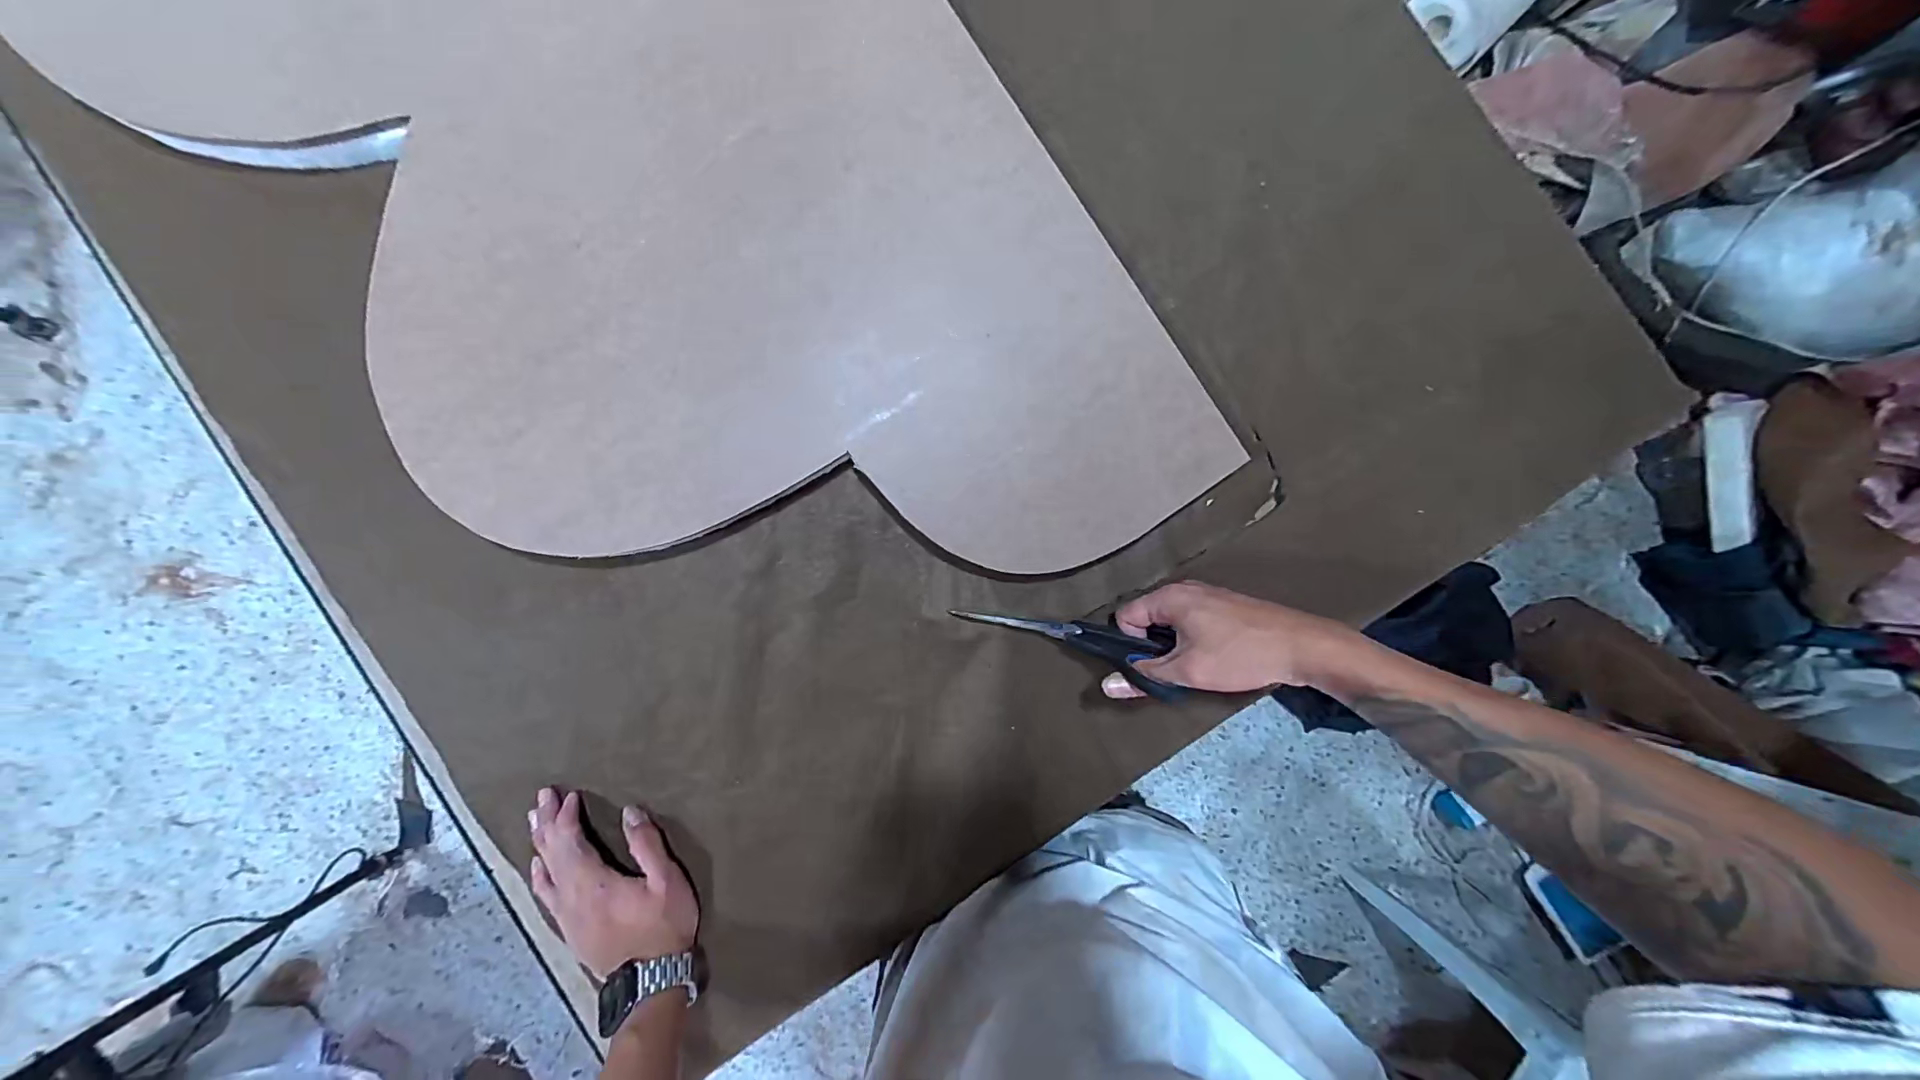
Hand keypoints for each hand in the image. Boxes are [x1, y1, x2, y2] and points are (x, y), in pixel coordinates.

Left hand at [528, 788, 698, 978]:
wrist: (650, 979)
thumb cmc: (663, 926)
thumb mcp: (666, 881)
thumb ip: (647, 845)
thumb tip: (630, 812)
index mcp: (593, 882)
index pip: (571, 842)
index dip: (567, 817)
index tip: (569, 795)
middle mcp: (571, 897)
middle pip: (552, 854)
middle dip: (547, 823)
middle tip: (541, 797)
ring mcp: (566, 915)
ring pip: (545, 873)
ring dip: (540, 844)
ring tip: (535, 821)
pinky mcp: (568, 928)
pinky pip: (545, 895)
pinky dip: (539, 876)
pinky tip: (537, 866)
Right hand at [1103, 581, 1363, 698]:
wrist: (1302, 646)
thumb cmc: (1241, 655)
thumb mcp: (1188, 671)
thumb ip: (1145, 675)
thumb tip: (1108, 684)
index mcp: (1169, 597)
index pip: (1125, 617)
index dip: (1130, 645)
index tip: (1151, 665)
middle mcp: (1184, 589)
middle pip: (1147, 618)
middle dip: (1152, 646)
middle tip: (1174, 670)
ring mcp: (1206, 594)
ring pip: (1170, 621)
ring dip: (1174, 645)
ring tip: (1197, 665)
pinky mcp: (1224, 605)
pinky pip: (1191, 620)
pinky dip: (1193, 639)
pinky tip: (1215, 657)